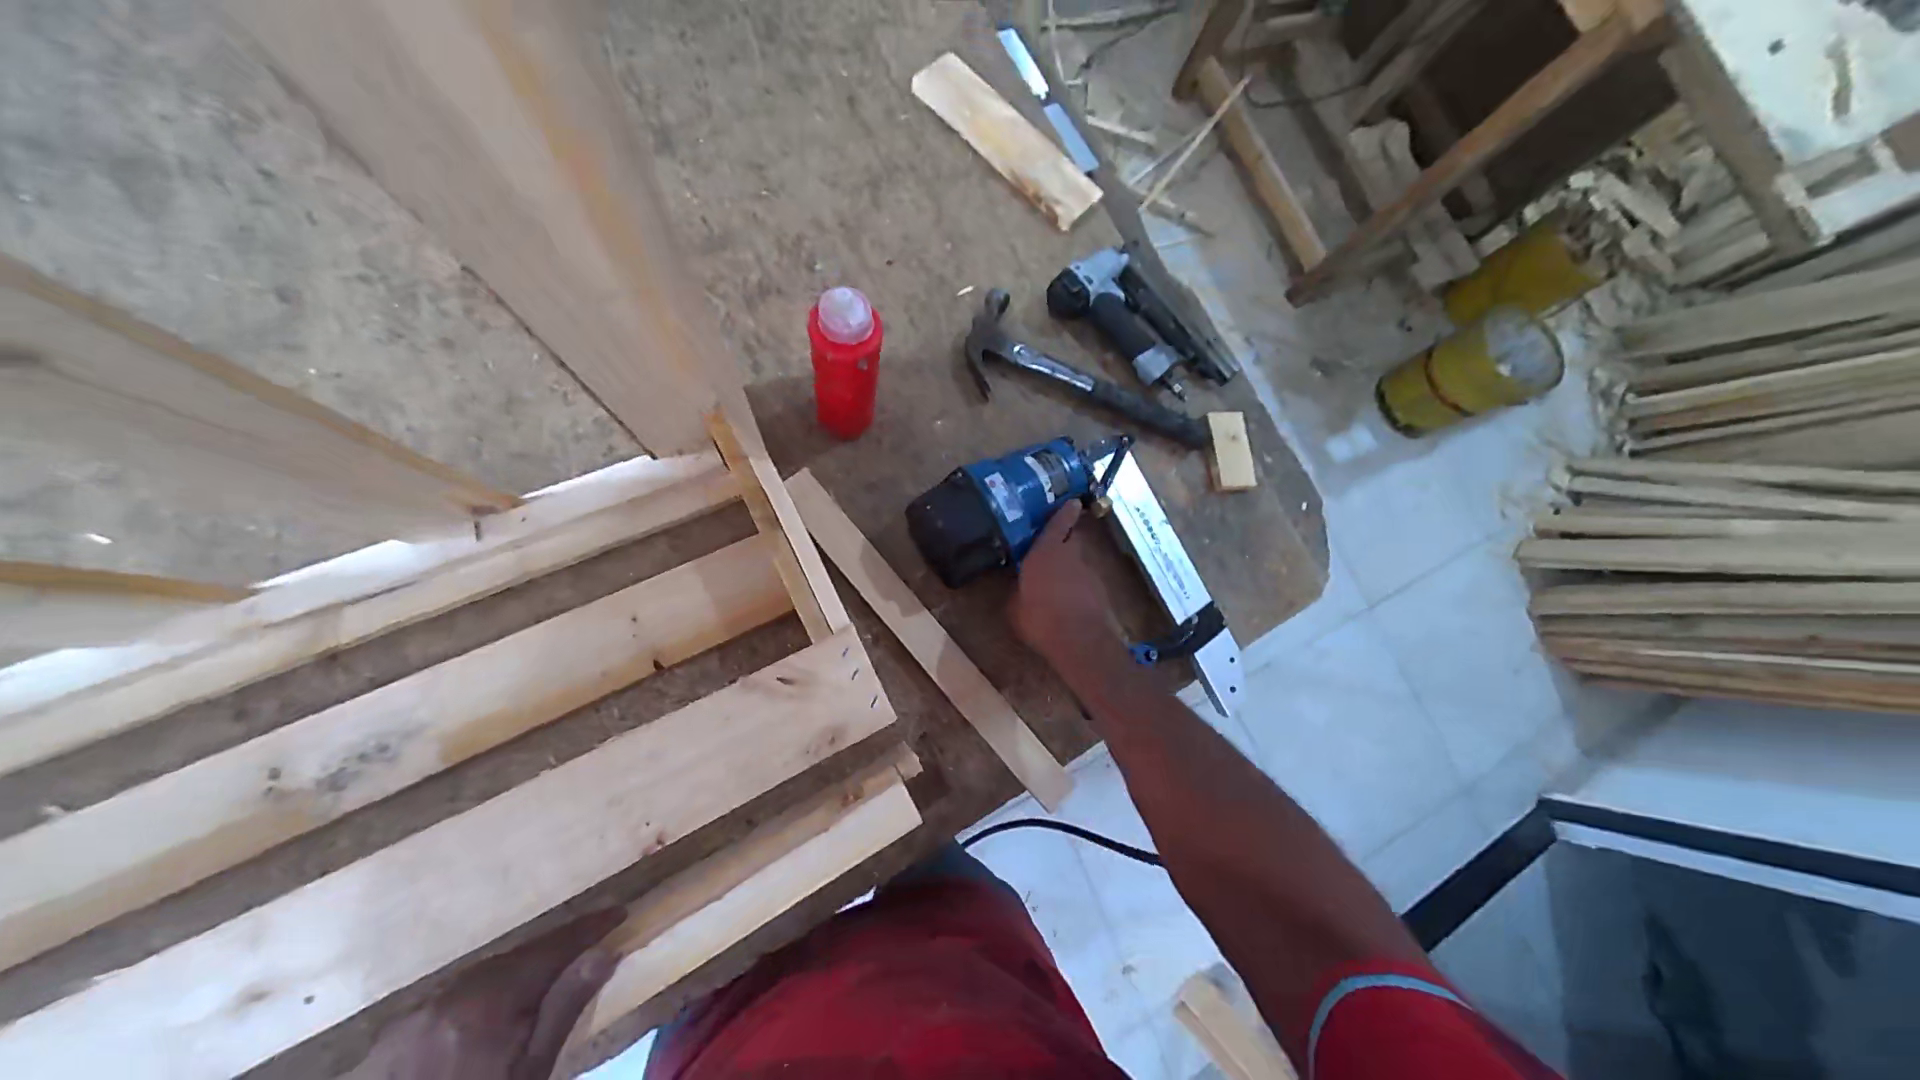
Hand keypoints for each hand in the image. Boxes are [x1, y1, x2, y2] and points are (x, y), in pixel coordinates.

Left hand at [343, 909, 623, 1079]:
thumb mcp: (532, 1070)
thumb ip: (564, 1008)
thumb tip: (603, 952)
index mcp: (492, 998)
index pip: (553, 947)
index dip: (589, 928)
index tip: (620, 912)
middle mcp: (454, 991)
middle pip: (518, 955)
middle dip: (555, 947)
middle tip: (590, 942)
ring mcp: (418, 1011)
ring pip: (484, 973)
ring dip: (519, 967)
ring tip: (548, 973)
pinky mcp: (393, 1034)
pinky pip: (452, 995)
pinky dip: (482, 991)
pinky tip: (491, 1007)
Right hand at [1009, 500, 1123, 674]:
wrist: (1080, 640)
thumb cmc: (1039, 618)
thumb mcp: (1014, 607)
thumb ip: (1016, 592)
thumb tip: (1017, 588)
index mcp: (1045, 552)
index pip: (1057, 523)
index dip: (1064, 512)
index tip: (1072, 502)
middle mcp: (1070, 556)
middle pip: (1070, 540)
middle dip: (1063, 541)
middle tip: (1051, 548)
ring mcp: (1089, 573)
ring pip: (1078, 562)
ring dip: (1070, 569)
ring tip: (1056, 583)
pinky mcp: (1100, 592)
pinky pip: (1085, 583)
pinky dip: (1077, 588)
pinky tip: (1068, 603)